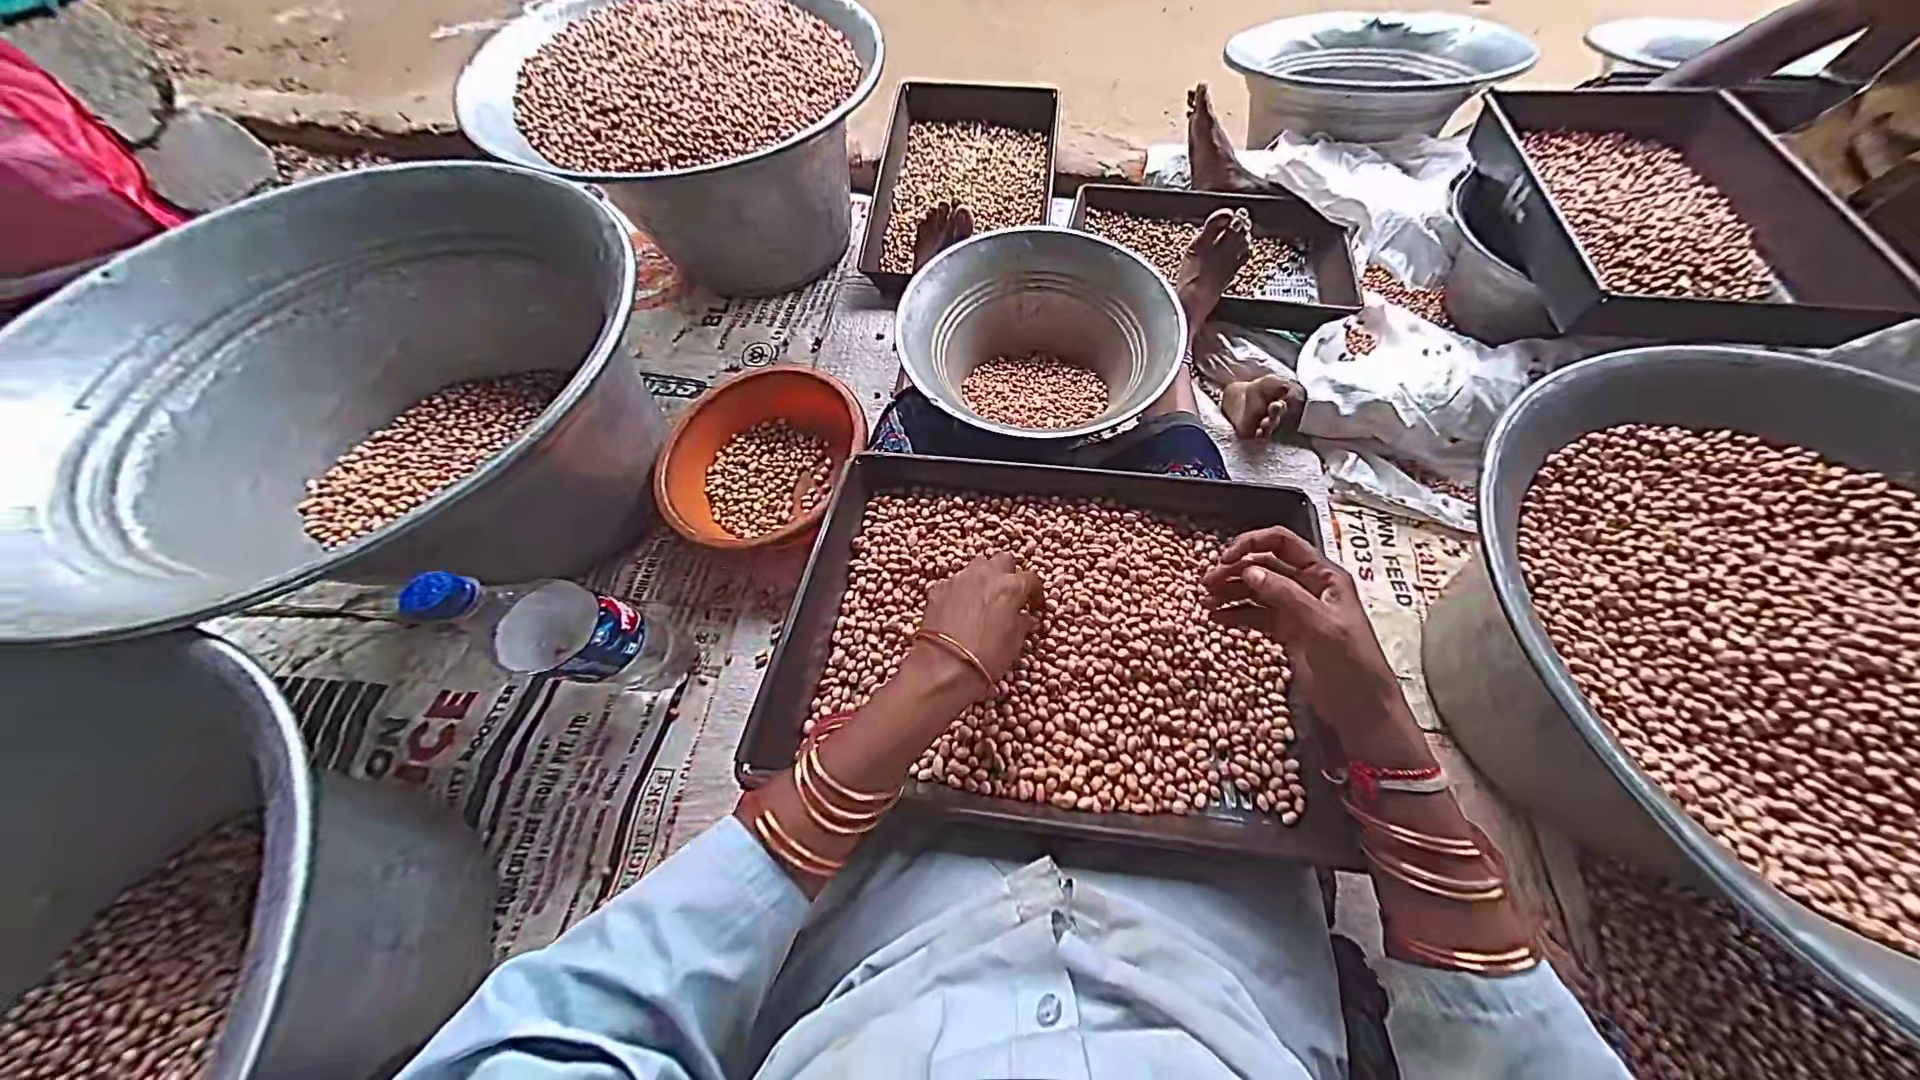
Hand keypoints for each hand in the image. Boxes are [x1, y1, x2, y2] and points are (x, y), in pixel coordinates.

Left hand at [918, 552, 1042, 686]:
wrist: (945, 666)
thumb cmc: (986, 657)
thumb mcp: (1014, 642)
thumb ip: (1022, 623)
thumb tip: (1024, 618)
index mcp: (1010, 587)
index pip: (1030, 579)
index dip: (1034, 591)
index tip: (1033, 602)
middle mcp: (985, 575)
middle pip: (1003, 560)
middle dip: (1007, 573)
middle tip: (1007, 593)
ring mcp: (959, 579)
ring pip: (976, 567)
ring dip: (982, 578)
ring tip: (982, 598)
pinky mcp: (939, 589)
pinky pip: (953, 583)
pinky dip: (959, 591)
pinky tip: (958, 608)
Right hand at [1200, 526, 1412, 735]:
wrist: (1362, 708)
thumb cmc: (1352, 662)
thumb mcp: (1321, 624)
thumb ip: (1285, 595)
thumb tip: (1248, 570)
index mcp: (1323, 575)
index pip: (1282, 543)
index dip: (1251, 544)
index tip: (1224, 558)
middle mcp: (1307, 586)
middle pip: (1263, 565)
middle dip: (1233, 570)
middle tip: (1206, 583)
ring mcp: (1295, 609)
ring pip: (1255, 590)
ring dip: (1229, 592)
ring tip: (1206, 602)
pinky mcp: (1285, 631)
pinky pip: (1254, 615)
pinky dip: (1235, 614)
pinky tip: (1217, 619)